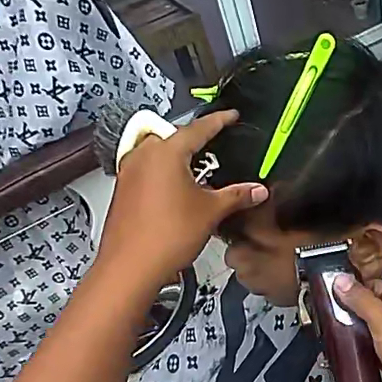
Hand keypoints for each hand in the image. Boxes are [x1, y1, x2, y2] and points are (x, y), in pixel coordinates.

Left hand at [90, 109, 266, 294]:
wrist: (132, 266)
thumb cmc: (166, 235)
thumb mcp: (212, 211)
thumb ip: (237, 195)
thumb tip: (257, 190)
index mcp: (165, 152)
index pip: (198, 128)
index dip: (219, 121)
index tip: (230, 116)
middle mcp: (143, 155)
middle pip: (175, 137)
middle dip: (197, 141)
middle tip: (217, 147)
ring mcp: (129, 172)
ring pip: (159, 154)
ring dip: (180, 159)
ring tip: (202, 173)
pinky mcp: (124, 190)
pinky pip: (149, 171)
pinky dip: (167, 174)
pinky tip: (183, 193)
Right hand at [333, 274, 381, 381]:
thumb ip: (362, 300)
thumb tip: (343, 281)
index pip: (371, 284)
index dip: (350, 288)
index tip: (332, 295)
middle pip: (371, 308)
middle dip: (352, 314)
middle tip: (335, 320)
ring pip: (374, 331)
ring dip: (359, 335)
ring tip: (344, 339)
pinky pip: (379, 351)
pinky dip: (369, 353)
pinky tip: (361, 358)